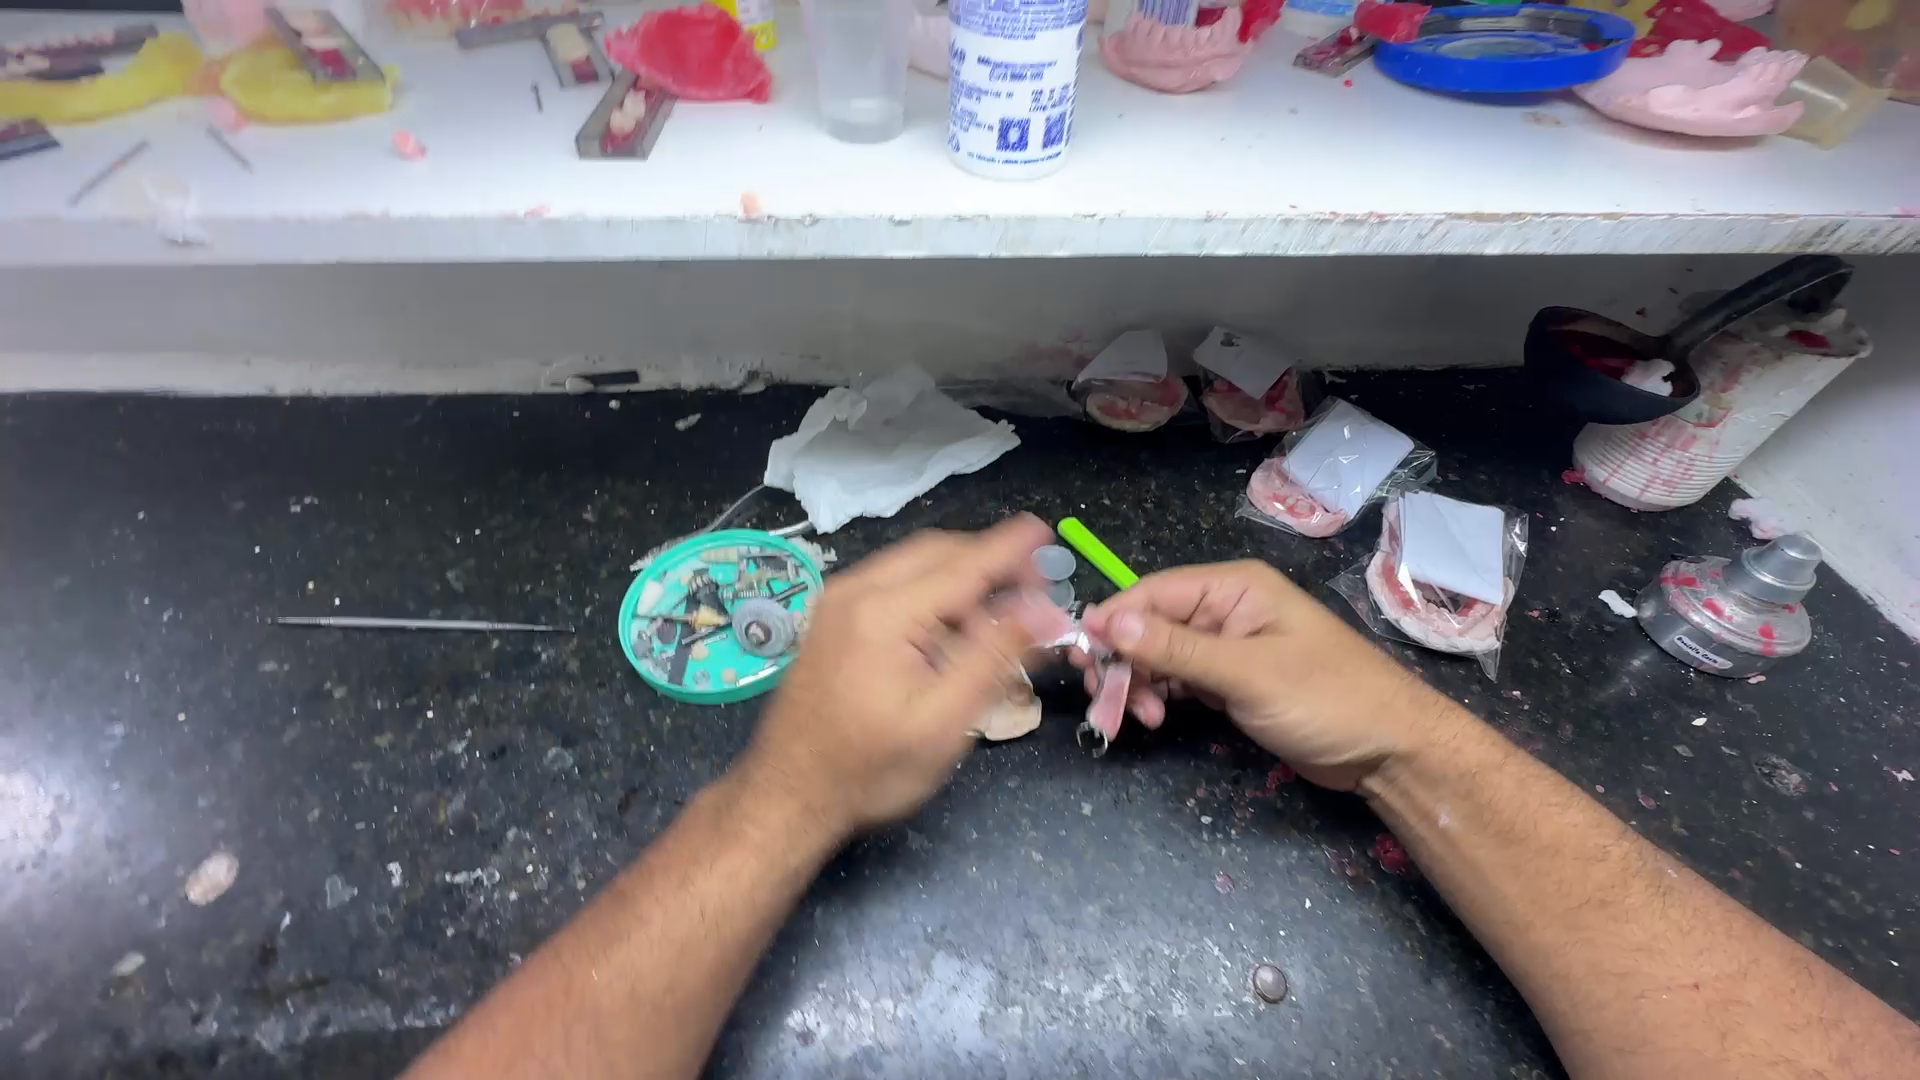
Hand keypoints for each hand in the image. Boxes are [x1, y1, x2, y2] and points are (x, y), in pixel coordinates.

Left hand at [737, 515, 1049, 839]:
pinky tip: (948, 630)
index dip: (1009, 549)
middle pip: (937, 551)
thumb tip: (1041, 612)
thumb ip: (995, 658)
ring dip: (960, 578)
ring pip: (915, 563)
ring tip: (994, 622)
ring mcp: (839, 600)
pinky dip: (931, 591)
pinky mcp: (833, 615)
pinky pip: (893, 582)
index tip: (1043, 532)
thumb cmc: (870, 770)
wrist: (789, 793)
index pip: (962, 565)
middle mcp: (856, 590)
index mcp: (884, 613)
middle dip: (988, 562)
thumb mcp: (944, 722)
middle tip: (1031, 592)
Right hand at [1074, 560, 1464, 790]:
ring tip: (1132, 720)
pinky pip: (1177, 680)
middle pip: (1150, 626)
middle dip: (1123, 661)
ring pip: (1158, 657)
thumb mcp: (1247, 672)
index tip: (1081, 653)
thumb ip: (1177, 648)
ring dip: (1137, 685)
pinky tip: (1154, 719)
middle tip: (1100, 700)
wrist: (1391, 753)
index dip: (1114, 620)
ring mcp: (1225, 647)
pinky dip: (1159, 698)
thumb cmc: (1327, 698)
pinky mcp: (1227, 681)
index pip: (1155, 593)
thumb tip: (1110, 623)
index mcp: (1233, 588)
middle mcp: (1224, 610)